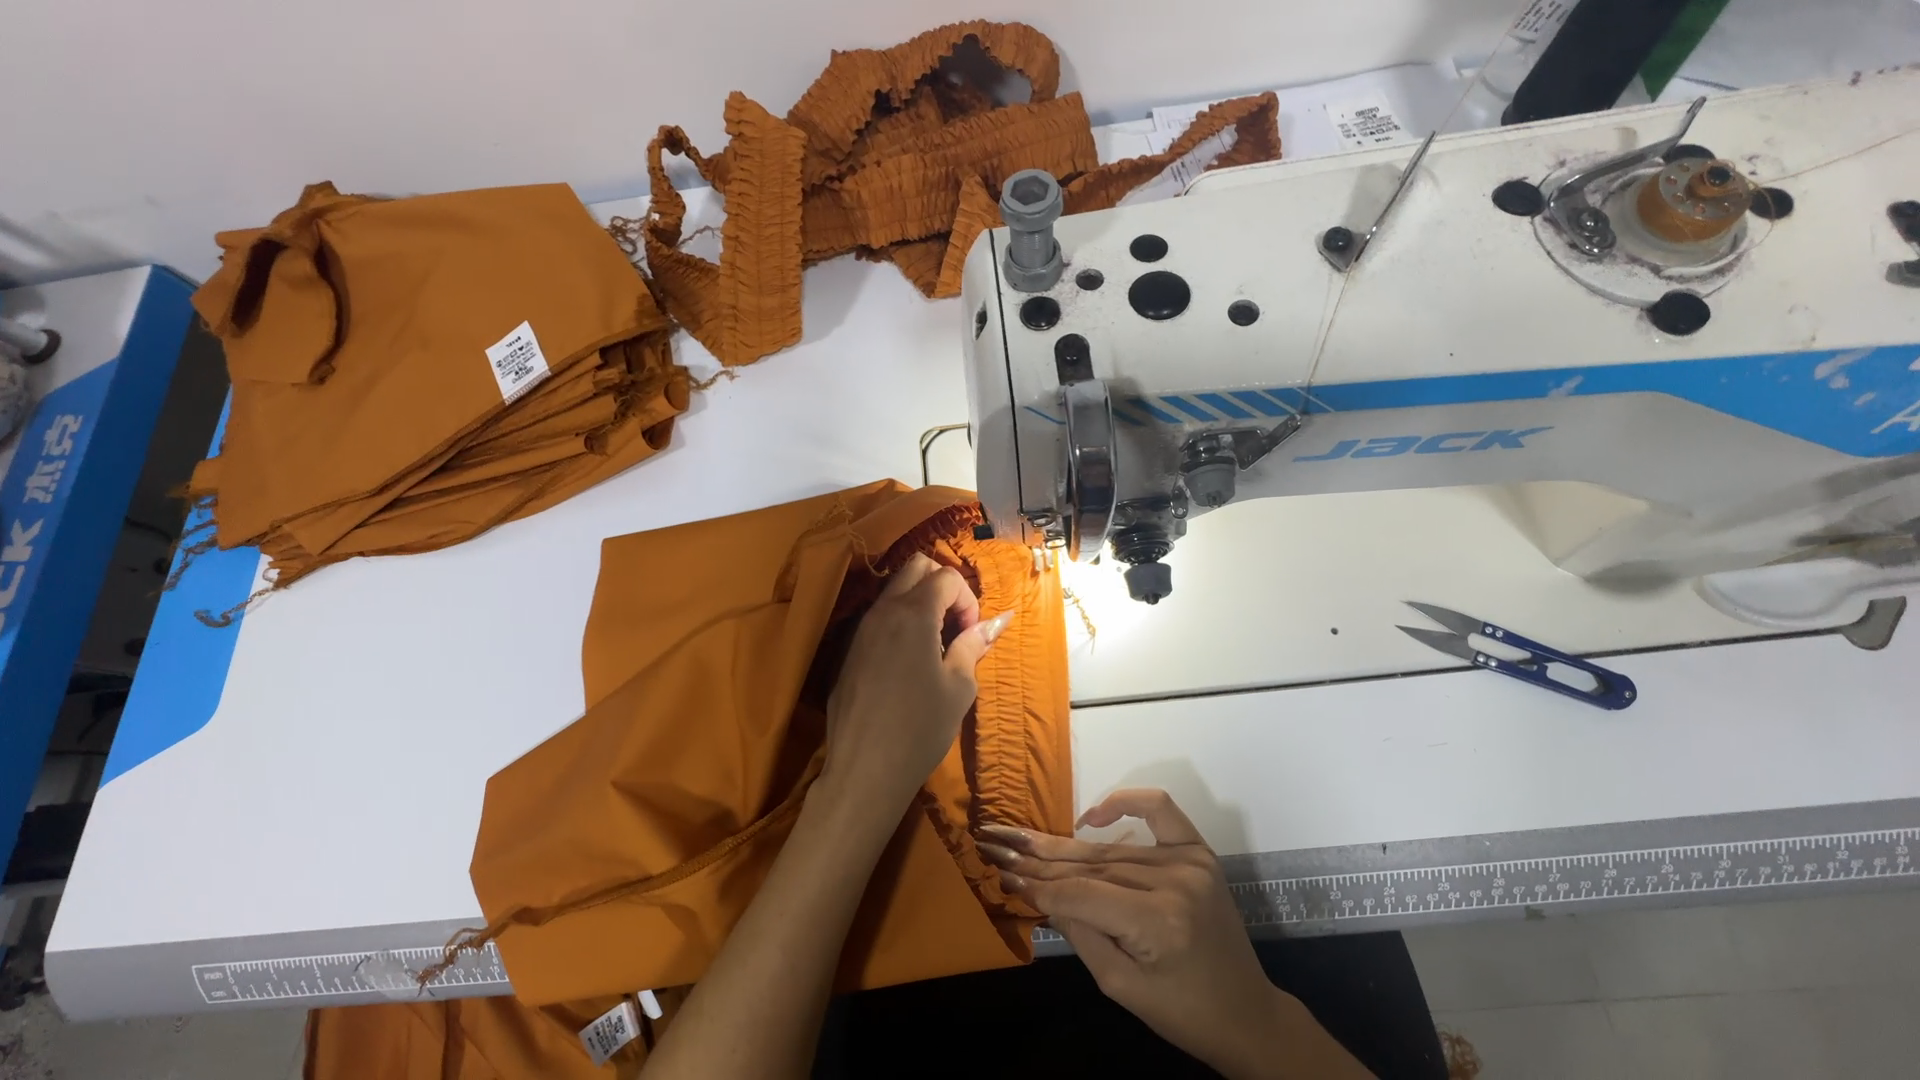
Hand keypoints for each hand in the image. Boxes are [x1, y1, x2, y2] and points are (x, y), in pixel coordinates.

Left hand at [821, 553, 1007, 810]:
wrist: (865, 769)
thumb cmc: (921, 728)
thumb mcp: (959, 686)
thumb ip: (974, 644)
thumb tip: (998, 619)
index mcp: (913, 614)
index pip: (947, 576)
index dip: (967, 600)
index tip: (971, 636)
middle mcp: (883, 611)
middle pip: (916, 567)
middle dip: (943, 587)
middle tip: (955, 628)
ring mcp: (861, 629)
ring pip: (894, 590)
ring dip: (920, 603)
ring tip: (935, 646)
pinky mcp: (849, 651)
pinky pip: (878, 618)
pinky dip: (900, 623)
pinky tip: (908, 665)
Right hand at [978, 790, 1347, 1079]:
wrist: (1245, 1012)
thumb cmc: (1181, 1012)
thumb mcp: (1119, 985)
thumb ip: (1080, 933)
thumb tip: (1038, 893)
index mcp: (1156, 920)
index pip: (1081, 894)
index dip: (1040, 887)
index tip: (1003, 876)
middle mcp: (1174, 880)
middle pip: (1091, 864)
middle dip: (1040, 859)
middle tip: (998, 846)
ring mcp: (1190, 861)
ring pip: (1112, 849)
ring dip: (1065, 846)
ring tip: (1024, 839)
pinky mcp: (1199, 853)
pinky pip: (1159, 811)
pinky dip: (1125, 803)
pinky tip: (1093, 815)